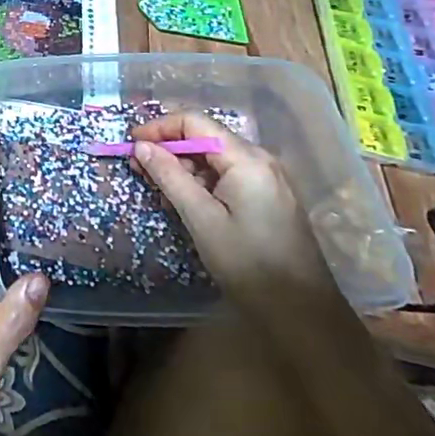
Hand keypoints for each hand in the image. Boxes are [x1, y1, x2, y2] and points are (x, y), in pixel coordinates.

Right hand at [131, 113, 333, 305]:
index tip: (131, 143)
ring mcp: (267, 177)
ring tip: (157, 186)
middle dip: (168, 146)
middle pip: (205, 136)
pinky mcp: (268, 196)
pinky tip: (184, 200)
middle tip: (138, 166)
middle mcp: (259, 159)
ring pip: (214, 156)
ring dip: (183, 165)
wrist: (302, 313)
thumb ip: (170, 176)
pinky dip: (201, 180)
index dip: (159, 127)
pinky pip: (227, 174)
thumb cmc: (248, 263)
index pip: (195, 122)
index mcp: (246, 159)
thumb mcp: (201, 219)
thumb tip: (142, 146)